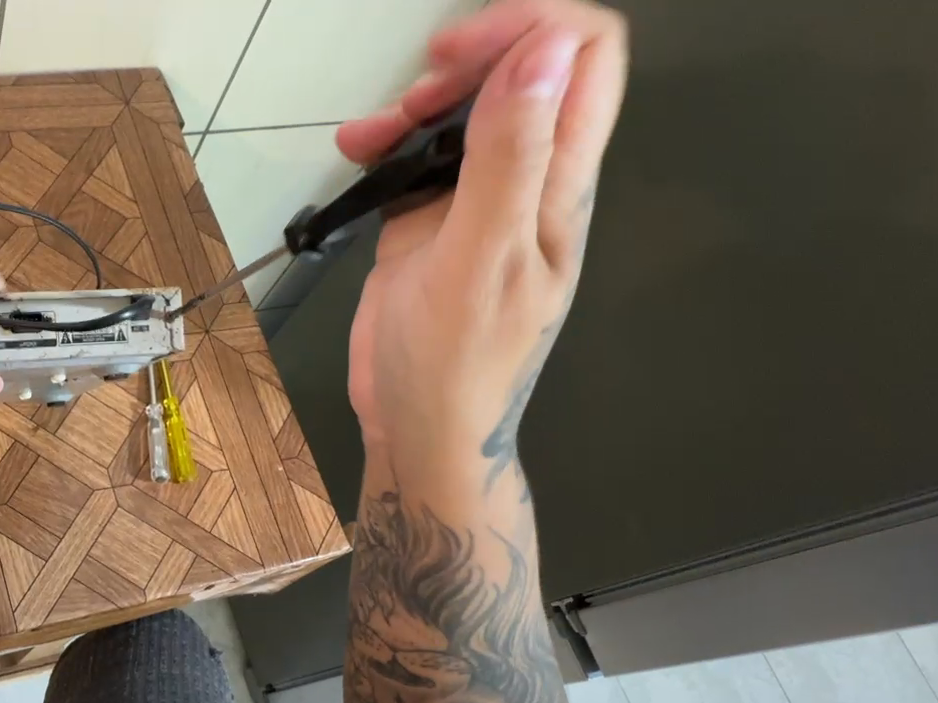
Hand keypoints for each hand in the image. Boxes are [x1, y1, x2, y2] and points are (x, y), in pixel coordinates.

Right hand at [339, 0, 627, 487]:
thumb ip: (510, 160)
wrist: (418, 427)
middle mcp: (524, 181)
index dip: (529, 30)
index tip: (454, 52)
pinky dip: (387, 149)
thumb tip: (543, 51)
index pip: (583, 60)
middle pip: (518, 77)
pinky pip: (417, 165)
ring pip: (460, 120)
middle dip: (462, 67)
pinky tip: (355, 156)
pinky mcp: (427, 230)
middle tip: (406, 105)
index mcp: (559, 183)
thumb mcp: (480, 260)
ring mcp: (473, 205)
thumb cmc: (454, 361)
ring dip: (413, 109)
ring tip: (362, 137)